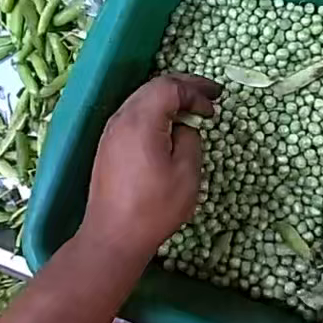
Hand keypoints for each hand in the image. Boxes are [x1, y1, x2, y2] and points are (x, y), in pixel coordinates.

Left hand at [77, 73, 220, 261]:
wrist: (113, 236)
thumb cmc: (153, 207)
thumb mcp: (186, 174)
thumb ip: (190, 140)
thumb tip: (184, 128)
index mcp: (141, 120)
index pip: (170, 87)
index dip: (196, 92)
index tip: (213, 111)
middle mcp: (122, 118)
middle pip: (154, 86)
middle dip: (185, 86)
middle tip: (210, 94)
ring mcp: (111, 131)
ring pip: (143, 98)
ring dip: (169, 98)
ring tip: (193, 108)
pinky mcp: (108, 145)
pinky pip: (134, 115)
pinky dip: (156, 112)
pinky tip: (170, 126)